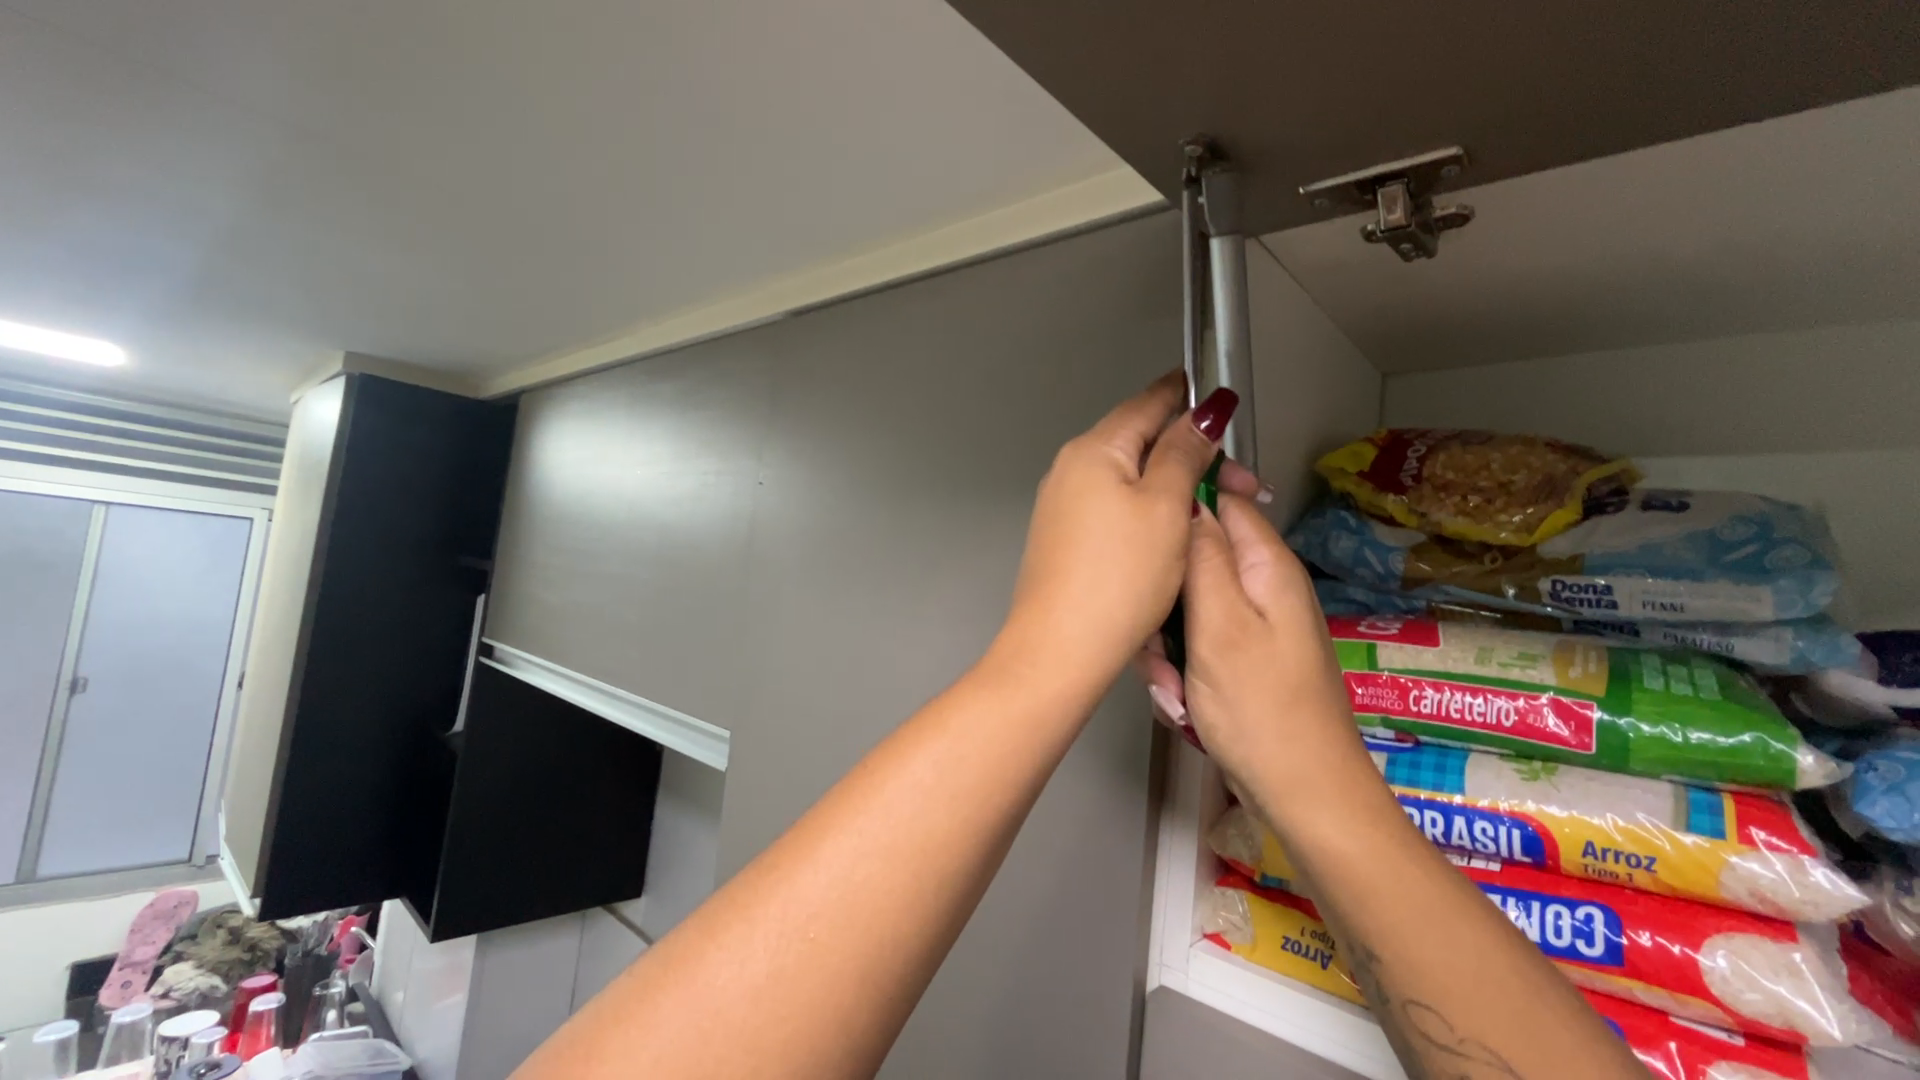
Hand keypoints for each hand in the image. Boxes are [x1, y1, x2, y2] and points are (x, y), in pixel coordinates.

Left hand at [995, 371, 1255, 700]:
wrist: (1061, 649)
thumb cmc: (1119, 576)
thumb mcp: (1165, 506)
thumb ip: (1185, 452)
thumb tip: (1204, 410)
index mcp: (1095, 450)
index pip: (1147, 403)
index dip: (1186, 395)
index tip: (1218, 395)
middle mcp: (1071, 470)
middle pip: (1140, 444)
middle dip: (1193, 455)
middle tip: (1242, 484)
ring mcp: (1065, 507)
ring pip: (1131, 481)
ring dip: (1175, 488)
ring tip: (1214, 511)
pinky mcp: (1067, 540)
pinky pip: (1117, 511)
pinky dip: (1150, 514)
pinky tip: (1176, 535)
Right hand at [1139, 494, 1375, 812]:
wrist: (1302, 793)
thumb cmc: (1259, 707)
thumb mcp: (1220, 624)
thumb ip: (1202, 557)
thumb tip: (1190, 498)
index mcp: (1265, 565)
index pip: (1221, 500)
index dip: (1179, 506)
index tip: (1140, 539)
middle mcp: (1262, 587)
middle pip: (1194, 560)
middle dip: (1161, 597)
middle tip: (1155, 643)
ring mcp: (1253, 625)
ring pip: (1187, 606)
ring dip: (1166, 642)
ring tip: (1170, 684)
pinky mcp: (1243, 659)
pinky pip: (1197, 643)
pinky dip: (1182, 669)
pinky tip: (1181, 702)